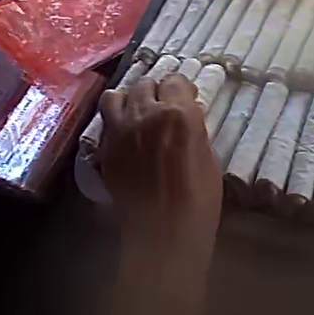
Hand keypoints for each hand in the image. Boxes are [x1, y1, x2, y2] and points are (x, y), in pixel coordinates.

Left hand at [97, 76, 220, 262]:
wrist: (163, 233)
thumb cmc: (198, 201)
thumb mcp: (209, 159)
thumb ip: (194, 132)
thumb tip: (187, 120)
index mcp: (179, 113)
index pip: (175, 81)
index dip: (180, 90)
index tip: (184, 99)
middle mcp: (145, 114)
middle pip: (145, 85)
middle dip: (155, 92)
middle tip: (162, 108)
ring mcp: (120, 131)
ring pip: (115, 96)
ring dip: (128, 100)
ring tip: (136, 113)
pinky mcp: (105, 150)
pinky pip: (105, 123)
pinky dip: (114, 122)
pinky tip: (124, 134)